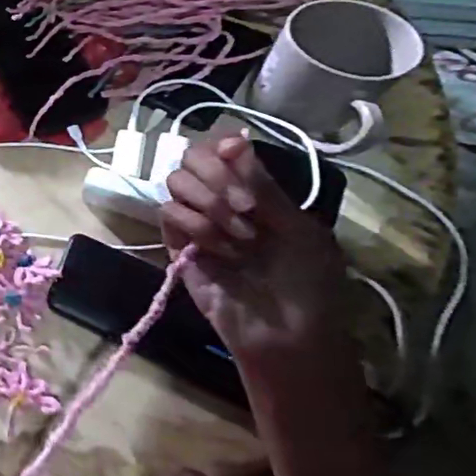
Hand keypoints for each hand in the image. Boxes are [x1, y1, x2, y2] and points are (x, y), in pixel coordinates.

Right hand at [160, 135, 351, 372]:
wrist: (287, 336)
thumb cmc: (307, 282)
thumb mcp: (297, 228)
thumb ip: (261, 184)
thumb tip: (232, 139)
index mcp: (254, 189)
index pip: (222, 148)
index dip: (222, 147)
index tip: (234, 157)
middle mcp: (220, 198)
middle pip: (191, 157)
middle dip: (217, 175)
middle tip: (247, 207)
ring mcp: (197, 220)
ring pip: (176, 181)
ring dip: (210, 203)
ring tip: (240, 236)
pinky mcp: (176, 244)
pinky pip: (168, 213)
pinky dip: (196, 226)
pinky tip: (220, 251)